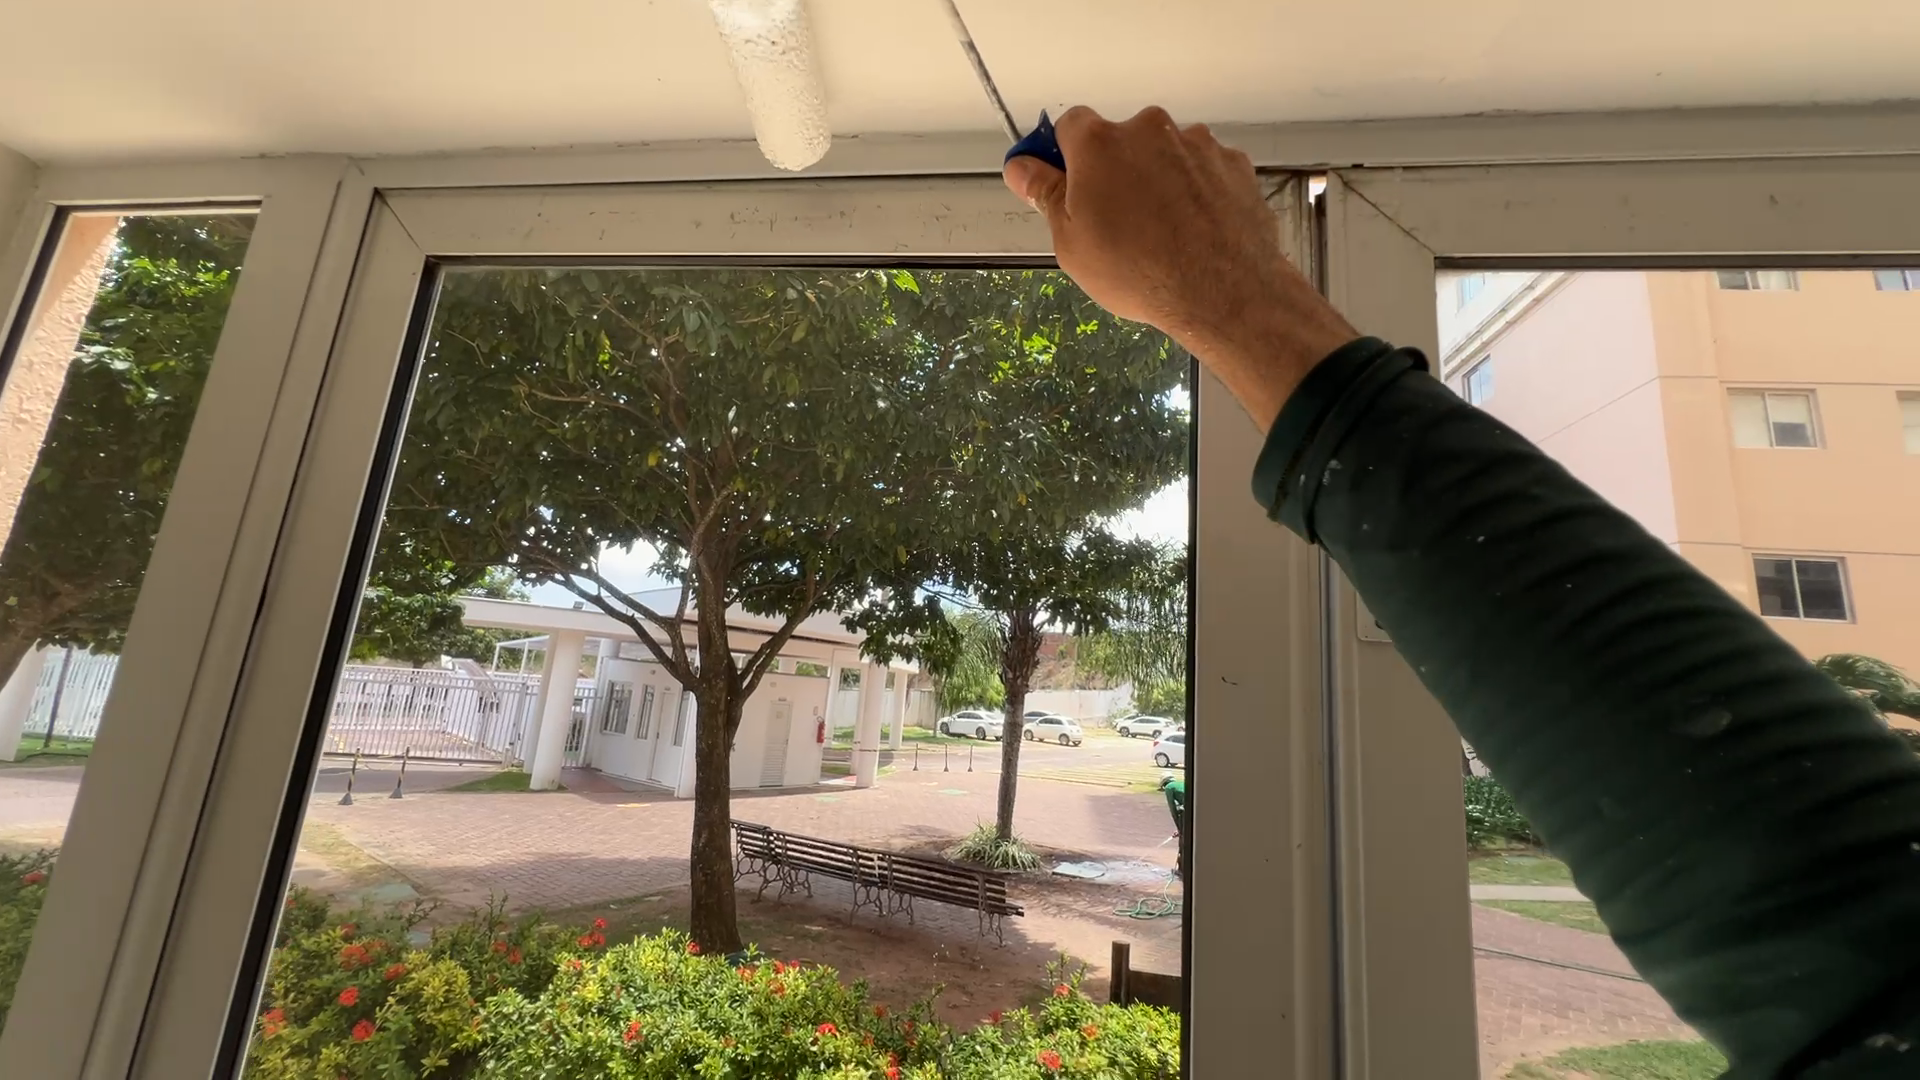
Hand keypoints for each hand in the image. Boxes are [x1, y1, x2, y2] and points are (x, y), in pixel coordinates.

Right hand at [1003, 106, 1356, 427]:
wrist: (1220, 291)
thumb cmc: (1136, 271)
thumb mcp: (1071, 243)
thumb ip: (1045, 194)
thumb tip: (1020, 166)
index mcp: (1099, 144)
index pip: (1069, 126)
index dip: (1063, 157)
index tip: (1063, 187)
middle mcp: (1149, 129)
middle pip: (1121, 142)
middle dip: (1114, 175)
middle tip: (1113, 226)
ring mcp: (1196, 143)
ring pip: (1163, 157)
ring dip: (1156, 184)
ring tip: (1159, 237)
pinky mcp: (1232, 164)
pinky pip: (1201, 173)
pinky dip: (1193, 195)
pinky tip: (1191, 235)